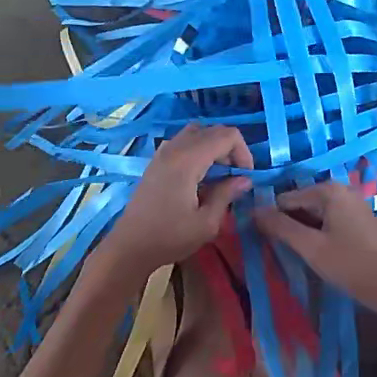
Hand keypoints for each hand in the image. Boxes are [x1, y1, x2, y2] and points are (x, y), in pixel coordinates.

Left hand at [90, 124, 253, 277]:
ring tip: (219, 176)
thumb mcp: (206, 223)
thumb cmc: (169, 238)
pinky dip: (198, 151)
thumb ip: (227, 195)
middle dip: (230, 149)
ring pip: (197, 133)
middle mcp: (174, 148)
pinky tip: (200, 178)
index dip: (243, 152)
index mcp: (187, 160)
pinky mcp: (156, 162)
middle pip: (212, 130)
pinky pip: (183, 143)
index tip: (246, 177)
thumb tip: (245, 180)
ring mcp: (162, 153)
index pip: (227, 135)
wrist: (130, 246)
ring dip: (214, 148)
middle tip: (235, 177)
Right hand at [253, 183, 376, 316]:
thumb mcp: (310, 247)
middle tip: (282, 251)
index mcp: (328, 190)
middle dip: (288, 225)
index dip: (272, 220)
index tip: (266, 242)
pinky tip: (316, 255)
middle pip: (299, 205)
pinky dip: (317, 236)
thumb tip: (252, 211)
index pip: (284, 199)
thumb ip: (280, 227)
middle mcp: (341, 190)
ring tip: (298, 255)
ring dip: (302, 233)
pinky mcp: (358, 222)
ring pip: (313, 215)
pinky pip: (327, 222)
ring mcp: (352, 205)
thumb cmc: (351, 266)